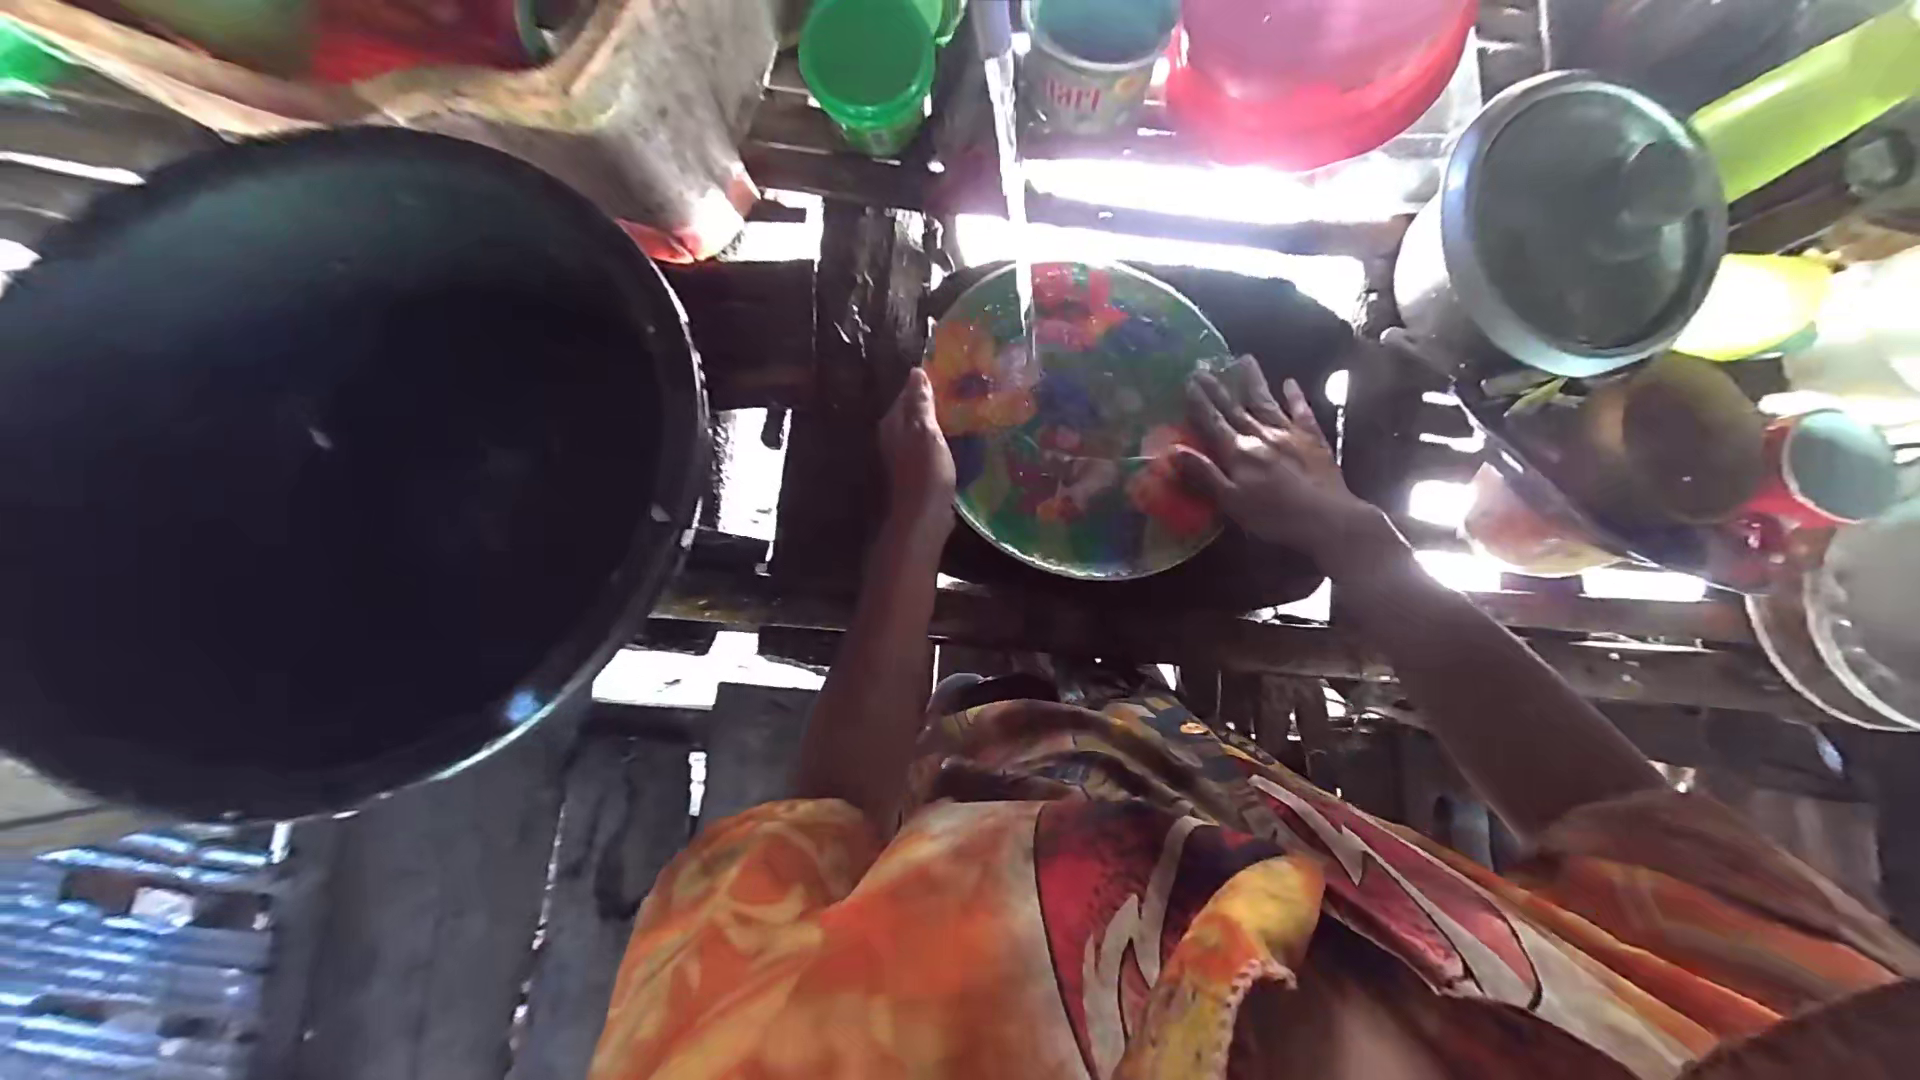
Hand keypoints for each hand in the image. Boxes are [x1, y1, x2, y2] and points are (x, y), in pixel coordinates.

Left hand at [879, 367, 955, 537]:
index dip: (930, 382)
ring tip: (972, 413)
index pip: (909, 393)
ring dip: (945, 423)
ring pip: (927, 431)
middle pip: (918, 412)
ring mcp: (907, 457)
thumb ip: (920, 402)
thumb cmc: (925, 471)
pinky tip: (965, 441)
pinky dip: (947, 442)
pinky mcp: (920, 473)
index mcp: (893, 423)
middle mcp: (895, 437)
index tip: (956, 374)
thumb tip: (916, 371)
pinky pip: (934, 449)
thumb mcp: (925, 431)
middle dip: (940, 402)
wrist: (923, 518)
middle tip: (969, 392)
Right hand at [1172, 355, 1399, 573]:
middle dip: (1218, 388)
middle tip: (1205, 367)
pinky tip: (1290, 382)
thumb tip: (1173, 451)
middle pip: (1235, 408)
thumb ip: (1204, 474)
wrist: (1329, 519)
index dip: (1199, 402)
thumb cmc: (1274, 517)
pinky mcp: (1313, 440)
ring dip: (1253, 381)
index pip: (1213, 422)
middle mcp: (1261, 436)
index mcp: (1238, 452)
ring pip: (1266, 402)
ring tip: (1244, 359)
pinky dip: (1295, 397)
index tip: (1188, 381)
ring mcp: (1289, 435)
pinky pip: (1302, 412)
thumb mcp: (1231, 502)